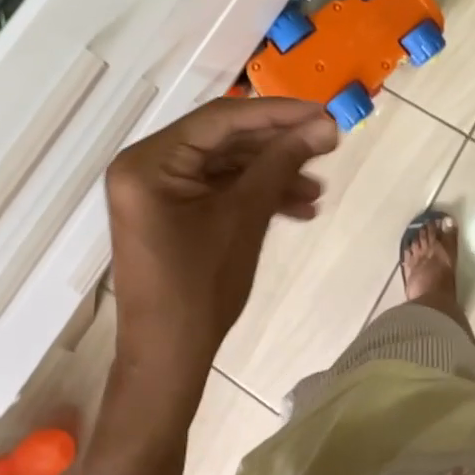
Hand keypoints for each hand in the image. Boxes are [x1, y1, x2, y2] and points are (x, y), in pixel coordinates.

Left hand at [105, 98, 338, 372]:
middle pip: (224, 140)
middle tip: (329, 145)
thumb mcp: (245, 217)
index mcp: (148, 161)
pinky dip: (255, 194)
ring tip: (318, 190)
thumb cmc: (200, 287)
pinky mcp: (170, 210)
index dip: (277, 113)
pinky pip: (218, 188)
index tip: (324, 113)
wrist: (169, 361)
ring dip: (273, 174)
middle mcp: (145, 165)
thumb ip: (282, 162)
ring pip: (226, 165)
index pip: (220, 118)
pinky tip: (298, 208)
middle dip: (278, 146)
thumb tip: (326, 125)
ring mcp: (156, 188)